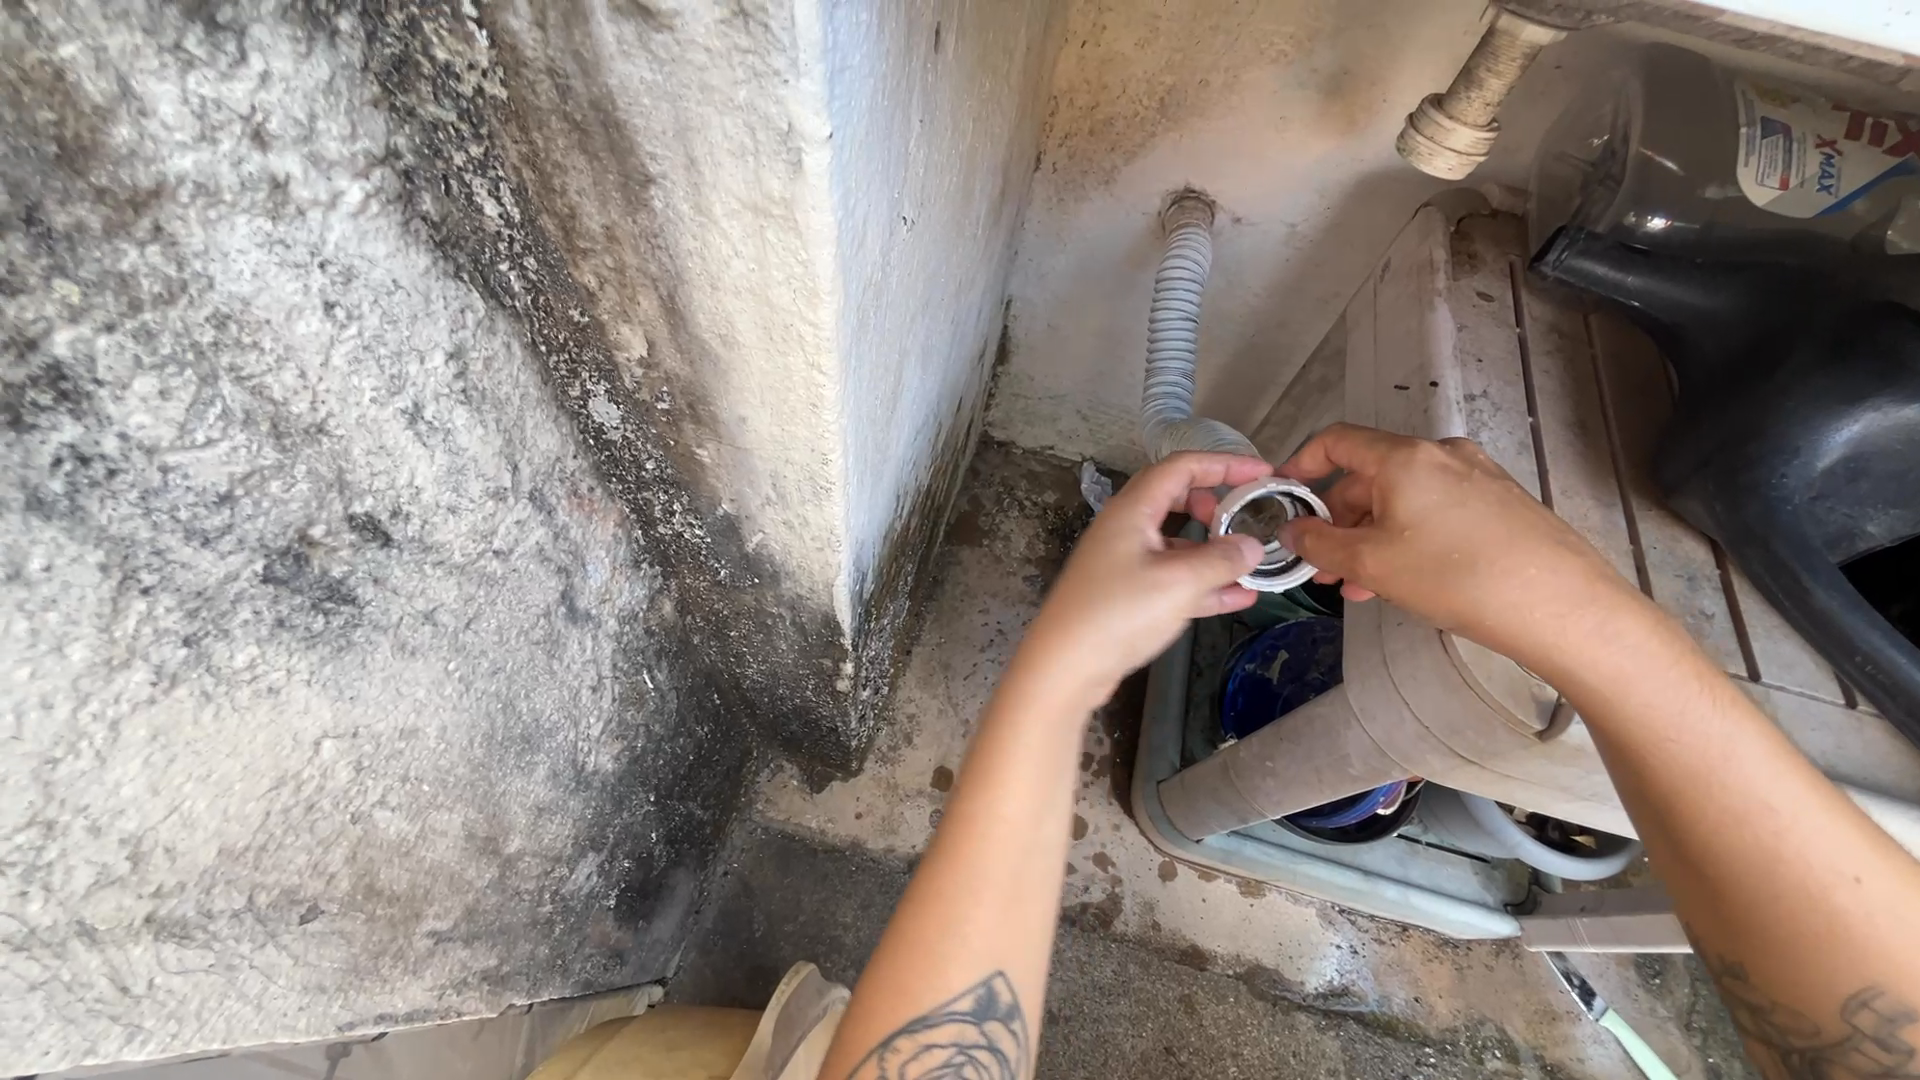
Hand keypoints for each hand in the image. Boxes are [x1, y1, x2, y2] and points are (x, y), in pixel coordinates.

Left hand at [1014, 452, 1269, 705]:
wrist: (1065, 666)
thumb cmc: (1117, 614)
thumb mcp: (1178, 584)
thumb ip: (1220, 560)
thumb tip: (1252, 545)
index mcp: (1131, 511)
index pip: (1180, 468)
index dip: (1223, 464)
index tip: (1261, 472)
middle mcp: (1124, 529)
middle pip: (1175, 499)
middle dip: (1214, 503)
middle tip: (1242, 517)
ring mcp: (1123, 562)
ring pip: (1175, 543)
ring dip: (1212, 550)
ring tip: (1250, 563)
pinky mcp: (1125, 594)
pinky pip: (1171, 578)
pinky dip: (1202, 583)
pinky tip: (1238, 597)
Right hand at [1277, 424, 1645, 675]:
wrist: (1562, 607)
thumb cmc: (1454, 576)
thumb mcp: (1369, 563)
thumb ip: (1317, 543)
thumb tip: (1290, 530)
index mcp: (1404, 458)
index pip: (1336, 441)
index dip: (1300, 464)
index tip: (1282, 497)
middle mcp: (1441, 456)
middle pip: (1367, 477)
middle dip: (1337, 521)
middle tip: (1322, 566)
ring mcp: (1476, 478)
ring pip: (1400, 501)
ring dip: (1368, 538)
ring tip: (1357, 586)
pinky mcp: (1500, 504)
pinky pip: (1433, 513)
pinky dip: (1405, 539)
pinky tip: (1400, 581)